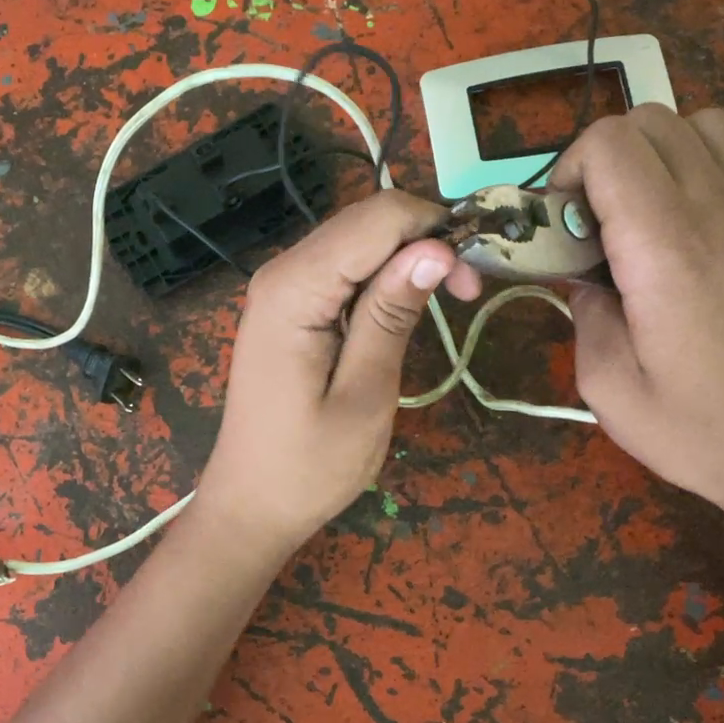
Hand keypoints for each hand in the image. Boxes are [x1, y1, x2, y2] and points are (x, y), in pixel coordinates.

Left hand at [193, 190, 481, 551]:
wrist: (251, 503)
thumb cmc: (309, 466)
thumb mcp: (364, 395)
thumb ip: (392, 315)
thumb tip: (436, 249)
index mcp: (294, 289)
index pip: (377, 218)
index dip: (435, 232)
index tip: (473, 281)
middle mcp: (280, 273)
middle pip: (366, 222)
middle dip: (425, 242)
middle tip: (468, 294)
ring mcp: (279, 288)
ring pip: (358, 241)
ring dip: (407, 259)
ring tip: (446, 302)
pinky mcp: (286, 307)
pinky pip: (342, 269)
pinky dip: (381, 278)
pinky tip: (402, 310)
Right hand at [554, 104, 723, 537]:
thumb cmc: (700, 431)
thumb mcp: (607, 386)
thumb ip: (584, 314)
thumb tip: (582, 277)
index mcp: (666, 248)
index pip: (610, 145)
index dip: (567, 172)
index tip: (560, 229)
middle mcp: (716, 212)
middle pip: (650, 120)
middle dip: (601, 159)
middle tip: (588, 227)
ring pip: (701, 124)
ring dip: (654, 154)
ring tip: (636, 216)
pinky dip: (707, 164)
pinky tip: (690, 218)